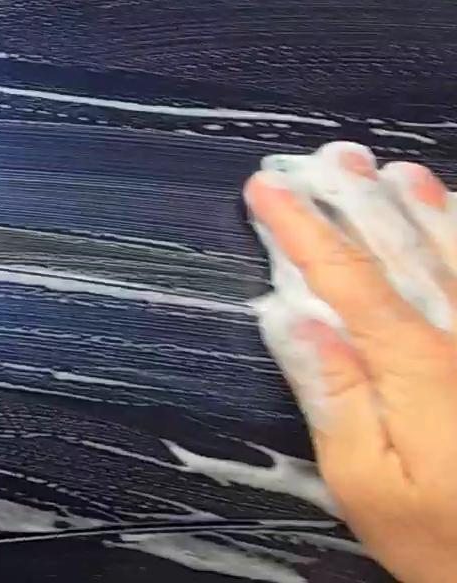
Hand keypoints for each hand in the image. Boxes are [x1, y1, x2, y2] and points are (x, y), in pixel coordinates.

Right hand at [245, 142, 456, 582]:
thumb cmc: (444, 545)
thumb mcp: (366, 483)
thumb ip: (333, 395)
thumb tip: (287, 316)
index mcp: (426, 380)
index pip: (351, 283)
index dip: (302, 229)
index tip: (262, 186)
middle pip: (418, 264)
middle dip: (366, 205)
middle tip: (332, 156)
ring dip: (433, 216)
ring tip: (398, 172)